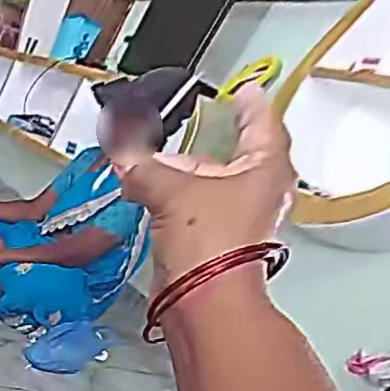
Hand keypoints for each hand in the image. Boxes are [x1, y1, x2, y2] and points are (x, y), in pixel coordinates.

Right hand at [115, 85, 295, 288]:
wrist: (202, 298)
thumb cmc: (210, 242)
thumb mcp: (174, 191)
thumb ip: (145, 169)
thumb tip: (124, 157)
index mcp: (265, 168)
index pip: (261, 124)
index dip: (248, 105)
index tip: (242, 92)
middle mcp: (256, 192)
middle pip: (224, 159)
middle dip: (190, 151)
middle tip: (166, 137)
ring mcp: (234, 219)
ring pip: (204, 187)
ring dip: (176, 178)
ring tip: (145, 169)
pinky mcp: (212, 242)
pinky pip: (190, 212)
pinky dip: (170, 202)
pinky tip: (147, 197)